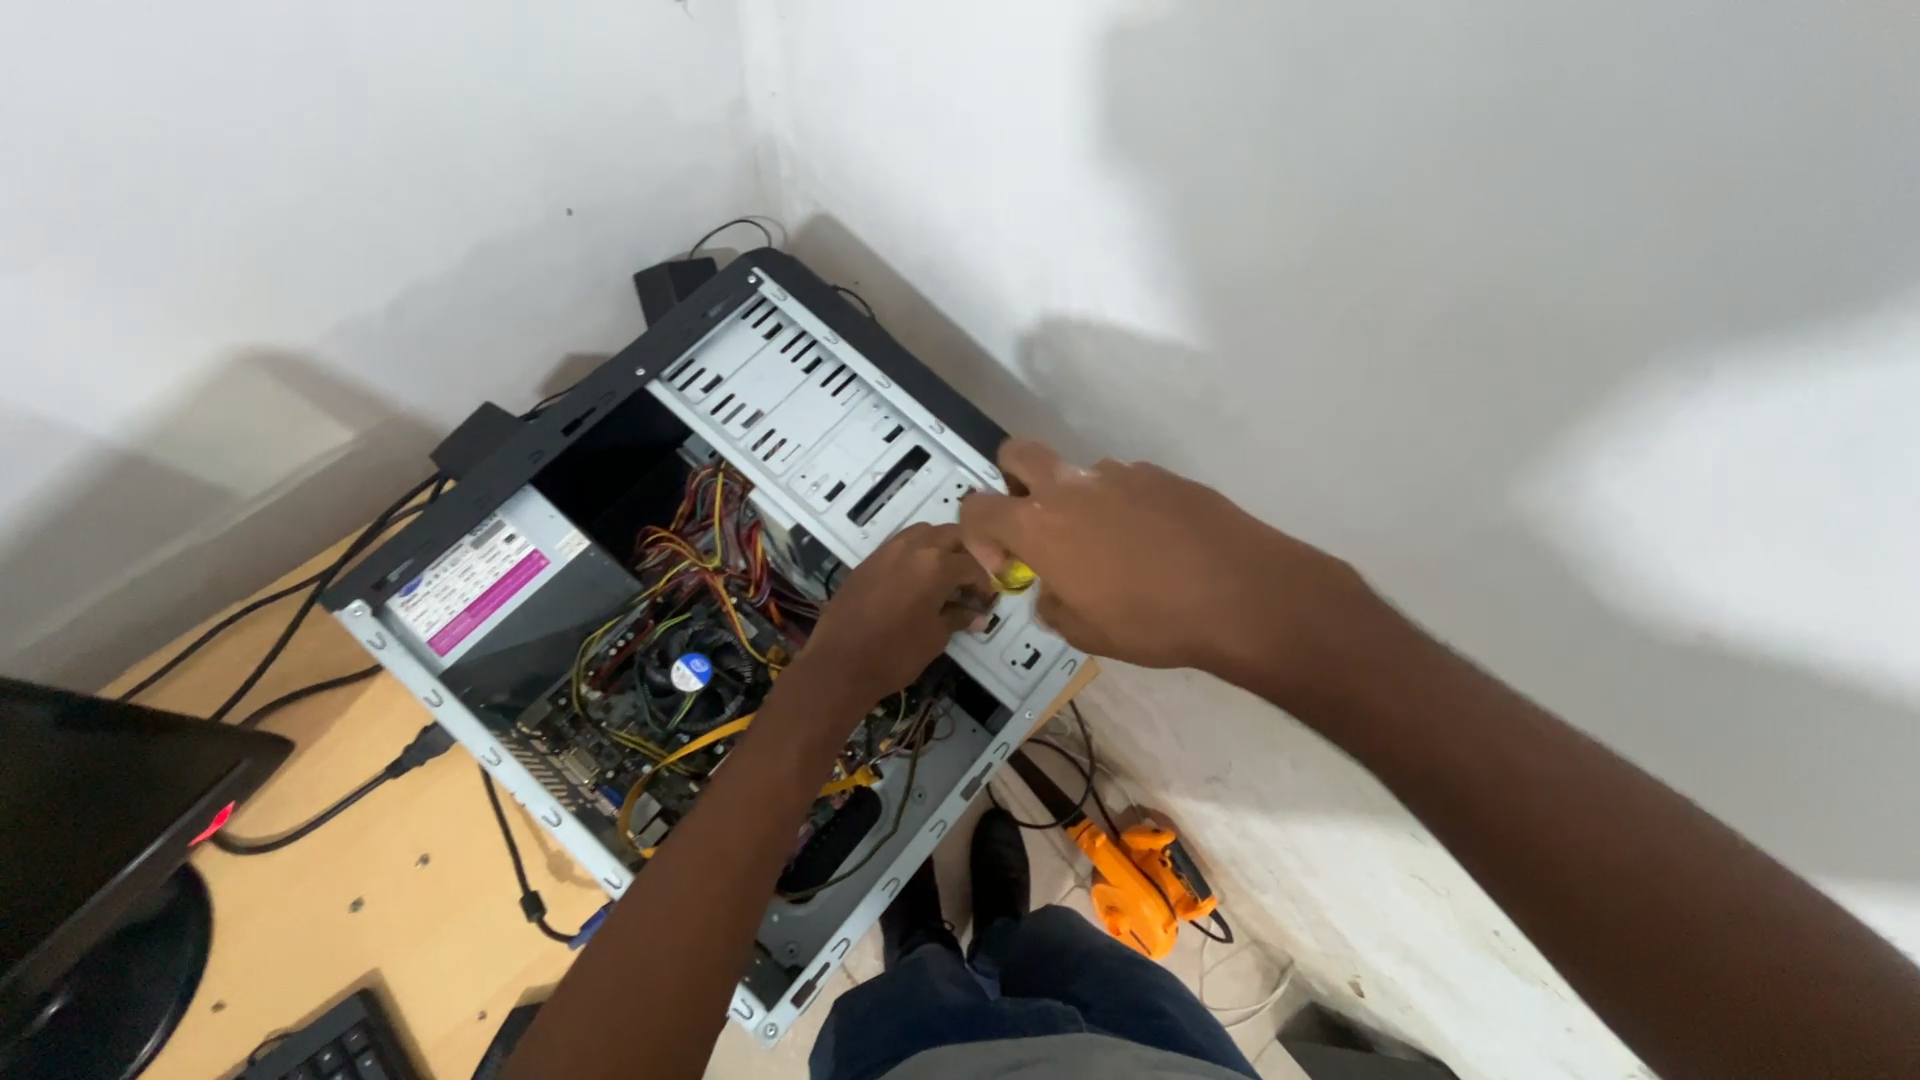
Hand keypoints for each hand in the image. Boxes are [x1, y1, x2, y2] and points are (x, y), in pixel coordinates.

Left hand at [793, 523, 993, 706]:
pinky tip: (916, 579)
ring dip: (939, 546)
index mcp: (937, 565)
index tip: (986, 601)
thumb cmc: (895, 654)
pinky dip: (915, 552)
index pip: (973, 565)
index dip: (984, 584)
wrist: (839, 663)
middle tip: (968, 581)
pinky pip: (900, 544)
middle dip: (966, 554)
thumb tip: (978, 615)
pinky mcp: (868, 560)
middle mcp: (914, 547)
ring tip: (943, 575)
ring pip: (923, 532)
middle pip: (951, 535)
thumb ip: (958, 618)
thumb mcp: (935, 637)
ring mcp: (888, 550)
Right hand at [958, 439, 1379, 695]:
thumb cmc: (1151, 621)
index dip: (978, 535)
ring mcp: (1120, 473)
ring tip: (1114, 551)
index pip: (976, 507)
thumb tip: (1051, 592)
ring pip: (1079, 473)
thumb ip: (1053, 606)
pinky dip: (1124, 507)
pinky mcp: (1162, 475)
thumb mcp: (1085, 633)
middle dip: (1013, 483)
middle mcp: (1072, 486)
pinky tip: (1155, 545)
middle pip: (1017, 454)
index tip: (1006, 565)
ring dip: (1078, 502)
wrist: (1241, 593)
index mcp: (1040, 524)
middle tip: (1037, 526)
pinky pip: (1125, 483)